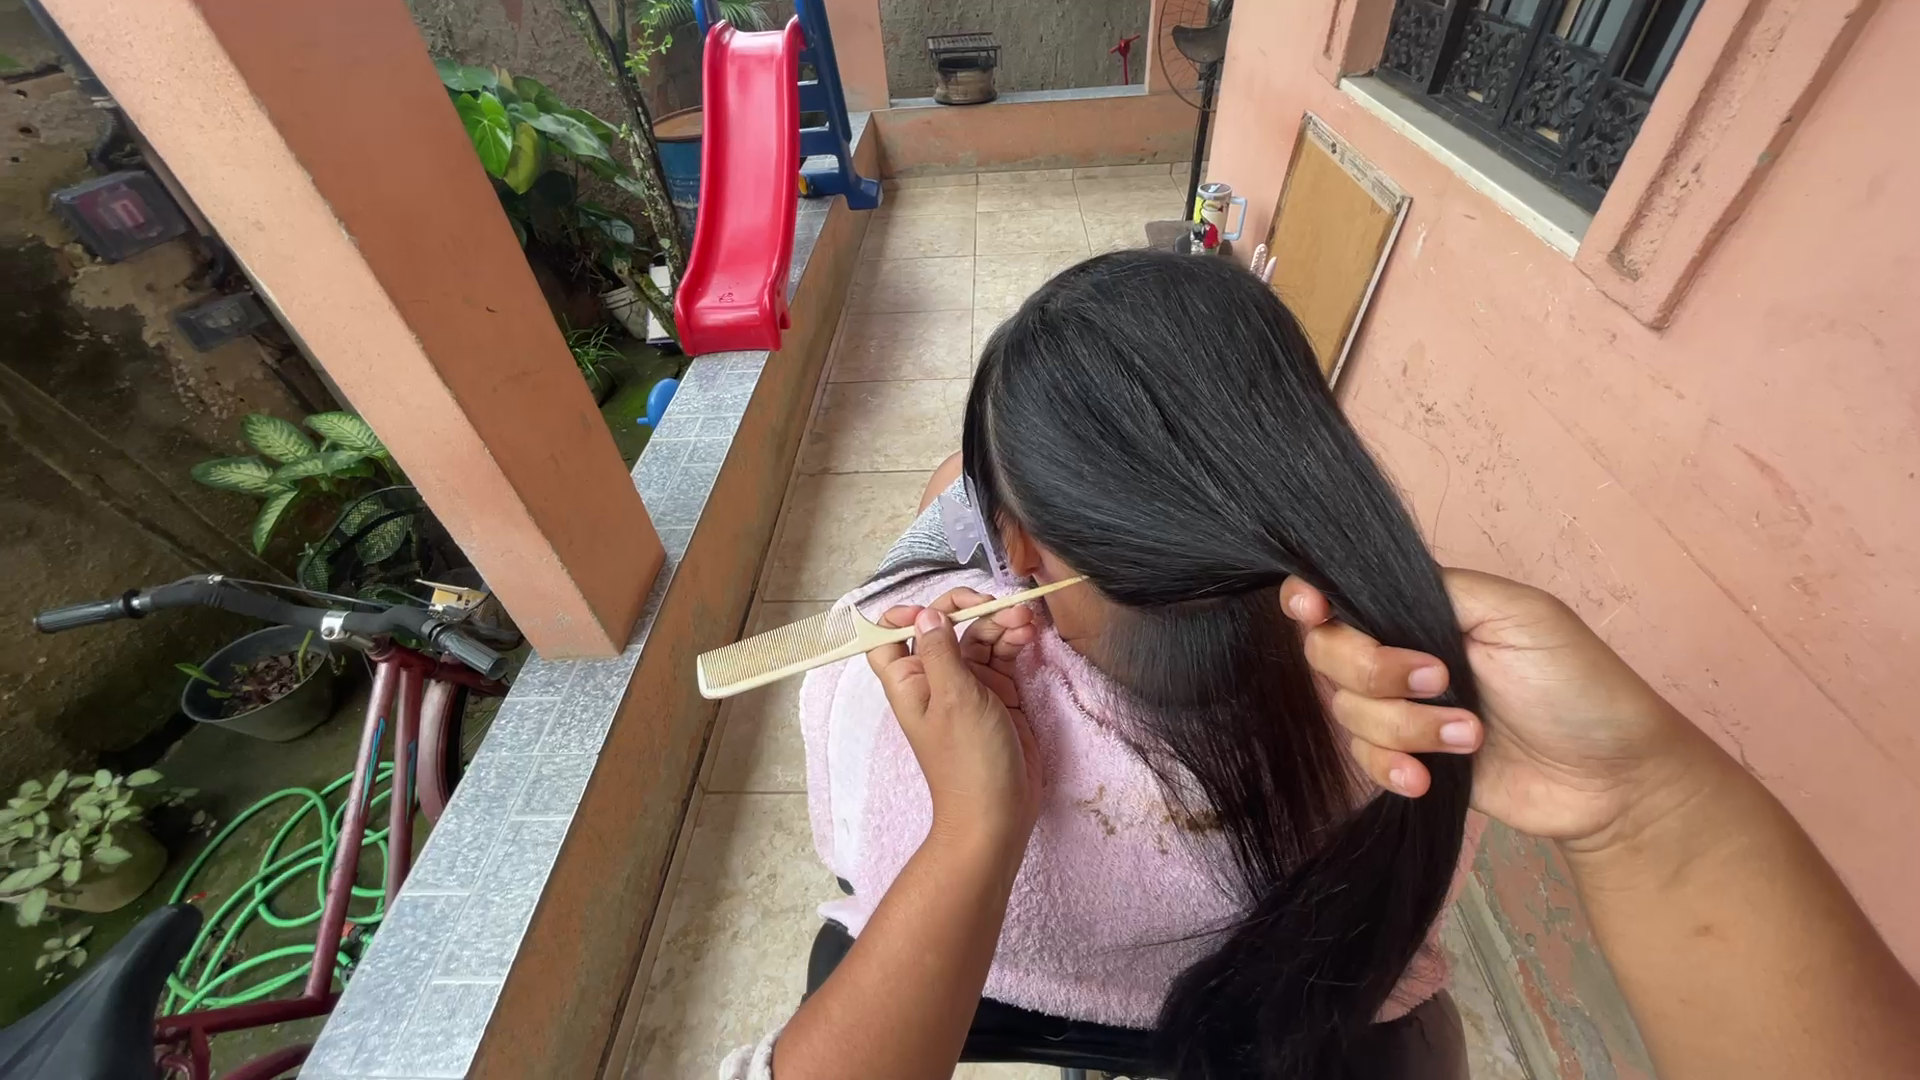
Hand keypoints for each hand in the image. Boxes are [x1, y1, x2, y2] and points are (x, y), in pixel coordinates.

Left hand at [867, 588, 1042, 853]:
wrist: (998, 813)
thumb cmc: (967, 758)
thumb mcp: (952, 698)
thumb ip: (939, 650)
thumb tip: (927, 613)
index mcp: (909, 679)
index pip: (889, 636)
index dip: (904, 615)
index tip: (935, 610)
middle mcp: (935, 677)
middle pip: (944, 627)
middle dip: (969, 610)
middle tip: (999, 605)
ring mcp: (968, 685)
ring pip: (978, 637)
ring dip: (1000, 622)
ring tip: (1026, 619)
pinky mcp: (997, 693)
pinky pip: (1002, 656)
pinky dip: (1014, 641)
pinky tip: (1028, 633)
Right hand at [1282, 569, 1709, 849]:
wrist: (1615, 780)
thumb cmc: (1575, 682)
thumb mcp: (1517, 613)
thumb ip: (1435, 588)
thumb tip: (1360, 588)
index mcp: (1411, 609)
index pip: (1331, 594)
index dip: (1307, 600)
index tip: (1316, 613)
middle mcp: (1391, 653)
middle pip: (1325, 652)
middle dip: (1374, 671)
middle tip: (1440, 680)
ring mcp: (1393, 708)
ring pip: (1346, 709)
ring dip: (1406, 726)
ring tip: (1470, 736)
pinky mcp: (1401, 757)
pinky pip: (1361, 758)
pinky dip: (1390, 767)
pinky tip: (1427, 778)